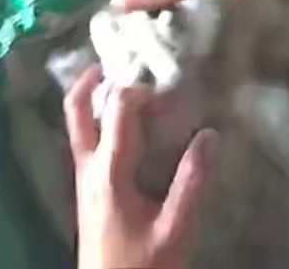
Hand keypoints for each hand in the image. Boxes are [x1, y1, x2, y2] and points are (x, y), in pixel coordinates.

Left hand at [66, 67, 215, 268]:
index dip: (147, 91)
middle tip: (124, 55)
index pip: (120, 106)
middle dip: (97, 75)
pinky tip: (123, 119)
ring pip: (77, 121)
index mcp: (109, 169)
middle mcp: (89, 165)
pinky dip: (97, 116)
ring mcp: (83, 177)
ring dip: (94, 93)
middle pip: (77, 106)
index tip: (175, 99)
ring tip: (122, 75)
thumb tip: (211, 132)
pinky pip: (85, 138)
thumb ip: (191, 184)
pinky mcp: (86, 189)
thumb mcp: (174, 233)